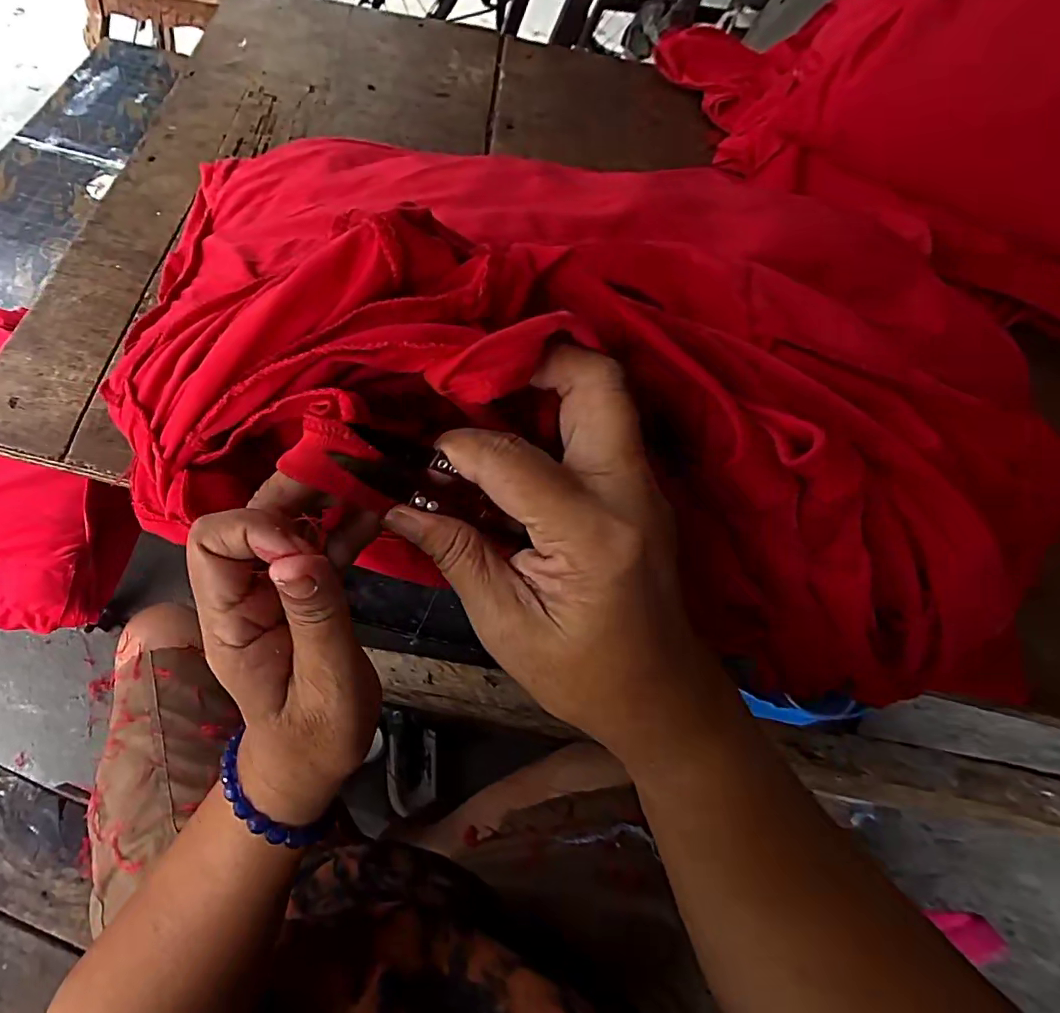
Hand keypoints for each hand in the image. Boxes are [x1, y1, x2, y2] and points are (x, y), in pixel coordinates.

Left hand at [185, 479, 381, 825]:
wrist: (313, 760)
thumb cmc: (314, 739)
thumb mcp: (324, 690)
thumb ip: (314, 621)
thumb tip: (297, 555)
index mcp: (225, 620)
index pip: (210, 545)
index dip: (252, 531)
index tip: (304, 548)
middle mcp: (239, 593)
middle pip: (246, 523)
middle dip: (289, 499)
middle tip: (342, 483)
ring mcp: (269, 588)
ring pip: (282, 524)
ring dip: (318, 500)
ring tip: (363, 483)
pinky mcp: (300, 588)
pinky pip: (314, 544)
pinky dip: (340, 523)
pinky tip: (373, 509)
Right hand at [382, 347, 738, 766]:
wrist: (664, 698)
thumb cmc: (582, 675)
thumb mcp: (504, 623)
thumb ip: (454, 552)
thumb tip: (396, 506)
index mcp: (591, 536)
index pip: (512, 458)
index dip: (457, 447)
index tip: (424, 459)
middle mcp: (629, 493)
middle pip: (596, 384)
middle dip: (529, 362)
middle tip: (469, 378)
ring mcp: (642, 486)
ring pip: (604, 393)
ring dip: (541, 380)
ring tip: (481, 396)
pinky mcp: (638, 488)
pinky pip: (597, 423)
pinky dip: (550, 410)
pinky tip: (508, 433)